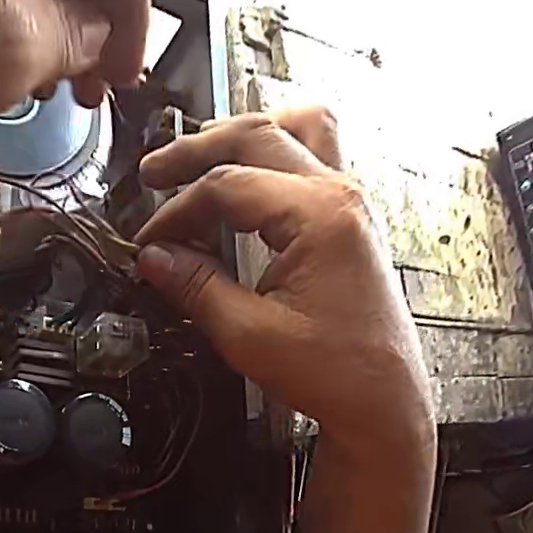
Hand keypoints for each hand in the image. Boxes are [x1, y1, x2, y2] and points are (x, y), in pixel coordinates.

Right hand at [133, 110, 434, 473]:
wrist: (382, 401)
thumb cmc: (335, 372)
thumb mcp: (248, 335)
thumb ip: (196, 287)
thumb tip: (156, 257)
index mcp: (319, 216)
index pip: (227, 186)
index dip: (176, 210)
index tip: (150, 240)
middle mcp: (341, 196)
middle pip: (258, 136)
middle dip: (197, 150)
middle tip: (155, 172)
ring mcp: (350, 205)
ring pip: (296, 131)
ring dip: (244, 138)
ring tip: (203, 160)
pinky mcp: (350, 223)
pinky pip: (313, 161)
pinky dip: (273, 160)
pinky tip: (248, 185)